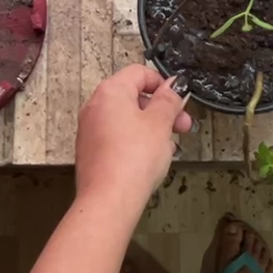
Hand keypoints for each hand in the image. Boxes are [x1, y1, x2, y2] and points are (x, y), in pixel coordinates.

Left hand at [74, 65, 190, 207]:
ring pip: (127, 119)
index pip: (139, 72)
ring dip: (151, 127)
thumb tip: (173, 85)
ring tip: (169, 147)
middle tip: (181, 125)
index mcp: (111, 91)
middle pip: (133, 96)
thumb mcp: (161, 123)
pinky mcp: (91, 151)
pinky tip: (151, 159)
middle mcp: (95, 106)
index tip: (179, 100)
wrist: (109, 200)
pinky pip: (118, 137)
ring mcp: (90, 129)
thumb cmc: (133, 159)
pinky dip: (136, 142)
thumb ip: (169, 100)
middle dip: (161, 109)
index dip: (163, 84)